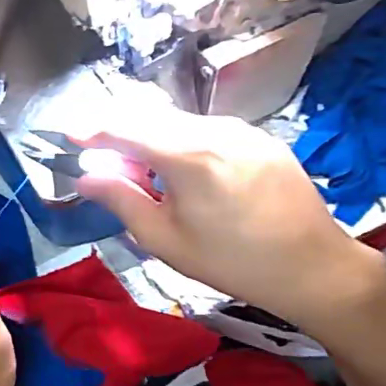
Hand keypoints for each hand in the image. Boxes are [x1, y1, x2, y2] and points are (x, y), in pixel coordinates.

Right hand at [73, 104, 385, 330]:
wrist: (315, 268)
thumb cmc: (231, 260)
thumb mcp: (163, 238)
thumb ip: (120, 199)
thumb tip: (85, 177)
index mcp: (189, 157)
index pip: (125, 128)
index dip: (92, 129)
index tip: (70, 135)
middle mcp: (216, 132)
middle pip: (150, 116)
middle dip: (118, 130)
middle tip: (102, 157)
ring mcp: (244, 131)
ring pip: (178, 120)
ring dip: (149, 135)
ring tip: (141, 168)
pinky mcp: (261, 138)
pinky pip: (205, 128)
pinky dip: (179, 138)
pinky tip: (179, 168)